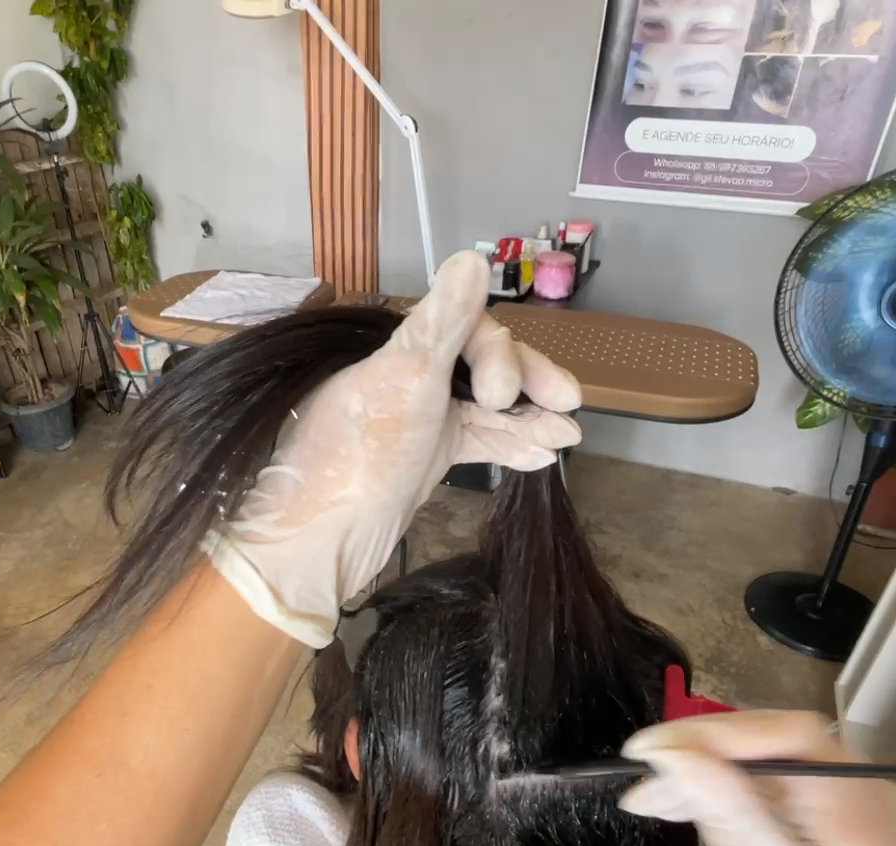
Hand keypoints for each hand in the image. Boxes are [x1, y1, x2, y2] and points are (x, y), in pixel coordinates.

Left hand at [205, 250, 582, 646]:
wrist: (327, 538)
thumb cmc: (362, 454)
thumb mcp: (407, 377)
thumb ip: (444, 322)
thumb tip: (472, 257)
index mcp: (397, 349)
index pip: (468, 330)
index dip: (499, 357)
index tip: (504, 394)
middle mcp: (409, 376)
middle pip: (484, 366)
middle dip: (528, 385)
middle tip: (567, 409)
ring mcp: (420, 418)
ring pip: (487, 407)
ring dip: (529, 419)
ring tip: (568, 438)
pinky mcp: (428, 454)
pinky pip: (477, 439)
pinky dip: (509, 445)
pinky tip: (541, 455)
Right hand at [618, 712, 895, 845]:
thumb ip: (725, 811)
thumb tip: (669, 752)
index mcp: (868, 817)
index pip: (791, 737)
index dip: (717, 732)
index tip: (653, 748)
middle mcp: (877, 792)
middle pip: (777, 741)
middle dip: (703, 751)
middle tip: (644, 770)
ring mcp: (863, 797)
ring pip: (770, 757)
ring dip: (708, 769)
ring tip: (654, 796)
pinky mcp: (843, 805)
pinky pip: (778, 777)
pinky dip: (731, 785)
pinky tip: (689, 800)